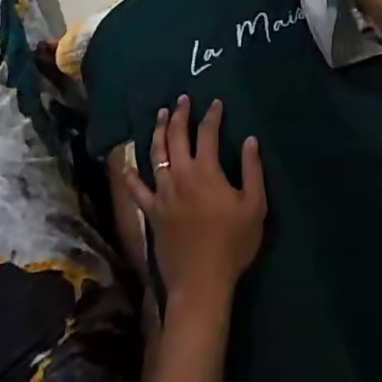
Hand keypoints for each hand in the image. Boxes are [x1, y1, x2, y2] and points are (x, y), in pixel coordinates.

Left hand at [124, 96, 265, 301]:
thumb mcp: (254, 206)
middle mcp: (180, 175)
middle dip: (180, 115)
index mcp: (206, 171)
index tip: (215, 102)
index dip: (212, 115)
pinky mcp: (151, 212)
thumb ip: (252, 170)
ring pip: (156, 155)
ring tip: (160, 115)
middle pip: (177, 137)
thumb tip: (250, 140)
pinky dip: (131, 176)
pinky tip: (127, 166)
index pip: (208, 133)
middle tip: (182, 99)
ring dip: (158, 131)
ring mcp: (162, 193)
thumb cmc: (232, 244)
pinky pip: (137, 190)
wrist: (201, 282)